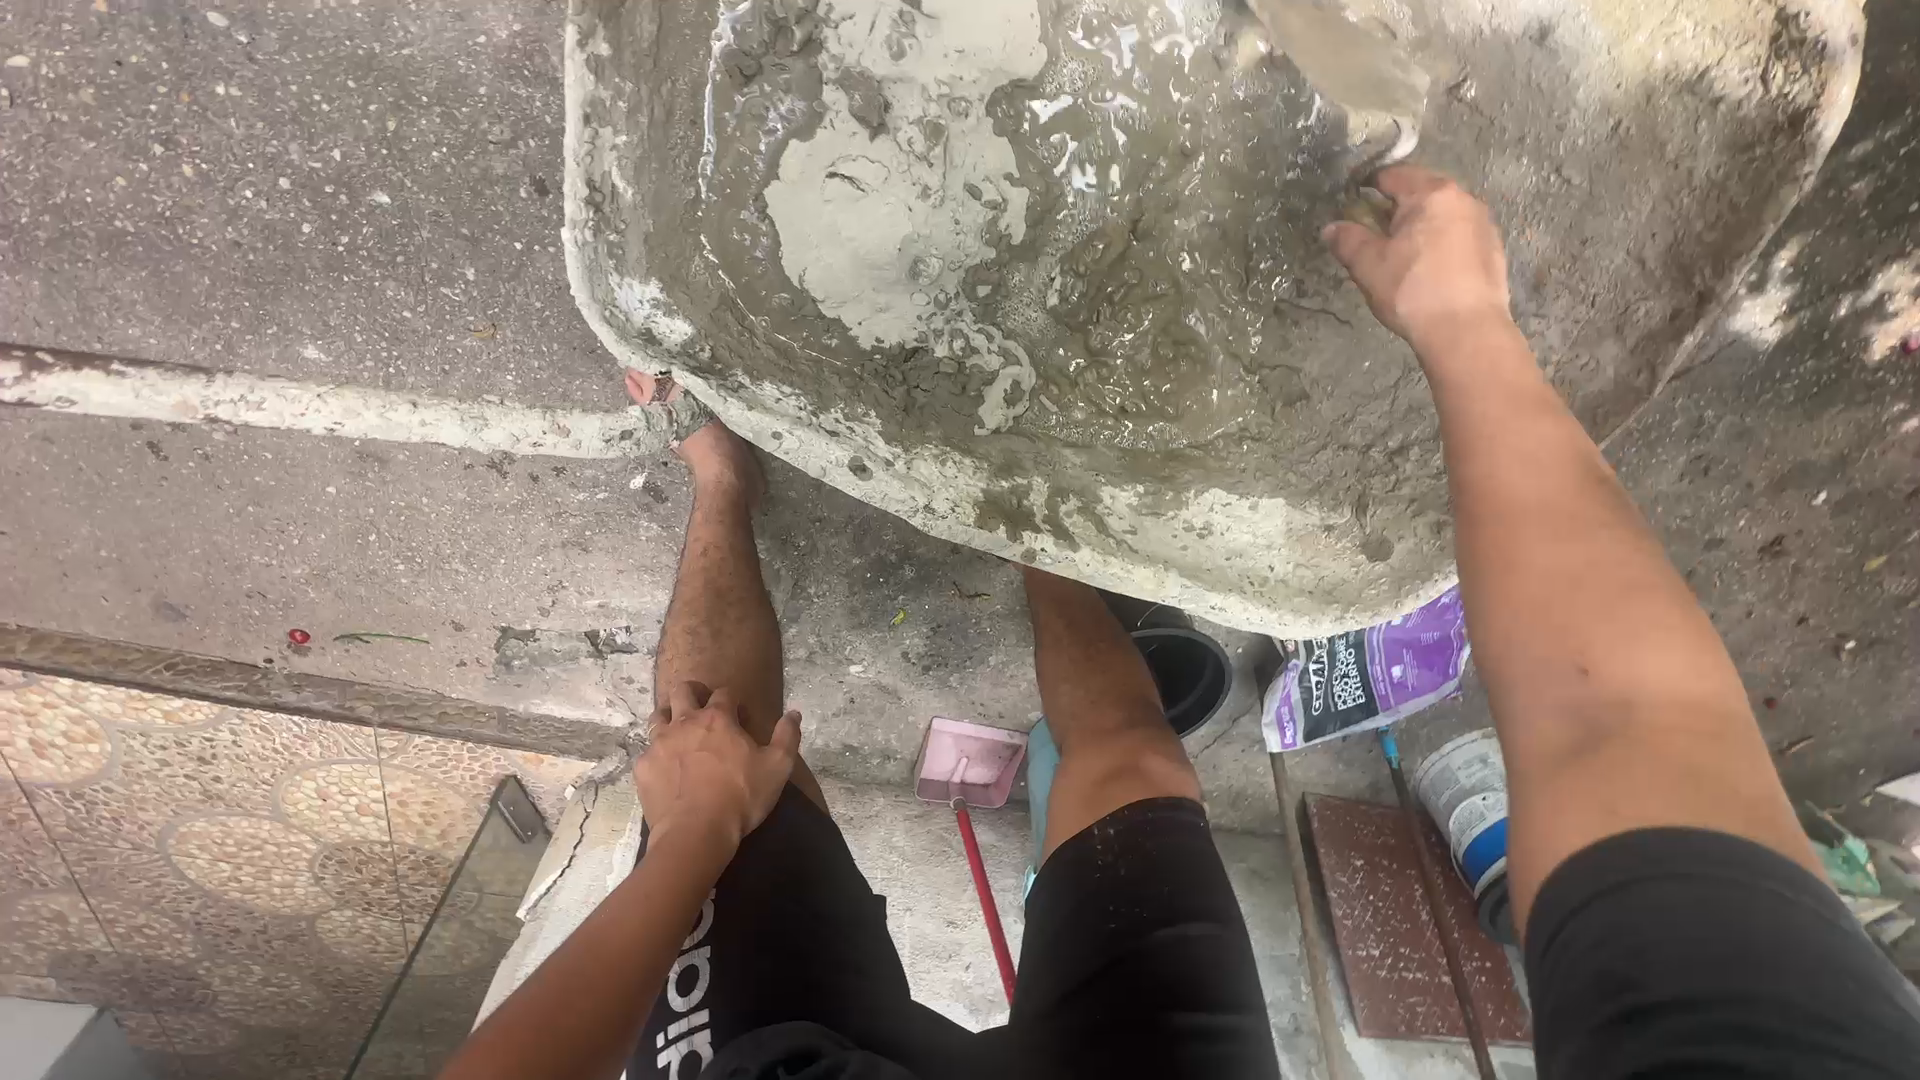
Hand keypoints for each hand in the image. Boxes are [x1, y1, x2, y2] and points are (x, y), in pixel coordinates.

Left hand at [632, 681, 800, 850]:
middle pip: (682, 690)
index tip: (738, 716)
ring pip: (658, 716)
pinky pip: (646, 752)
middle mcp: (685, 723)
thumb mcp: (778, 767)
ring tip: (678, 735)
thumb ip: (787, 736)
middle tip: (701, 707)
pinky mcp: (642, 768)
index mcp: (718, 718)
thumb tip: (793, 713)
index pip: (724, 692)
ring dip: (669, 718)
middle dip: (692, 692)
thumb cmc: (740, 797)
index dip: (732, 700)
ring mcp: (659, 744)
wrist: (695, 833)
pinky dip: (657, 756)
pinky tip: (665, 771)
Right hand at [1323, 165, 1513, 349]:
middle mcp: (1462, 198)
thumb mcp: (1368, 266)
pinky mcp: (1492, 249)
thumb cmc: (1411, 290)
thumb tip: (1331, 227)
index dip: (1368, 184)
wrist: (1464, 329)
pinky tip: (1426, 271)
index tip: (1351, 201)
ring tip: (1400, 256)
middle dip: (1394, 209)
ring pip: (1440, 216)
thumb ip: (1348, 241)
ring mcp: (1482, 223)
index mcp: (1431, 194)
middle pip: (1420, 192)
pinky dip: (1438, 244)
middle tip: (1373, 234)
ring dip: (1418, 227)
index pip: (1394, 175)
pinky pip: (1457, 236)